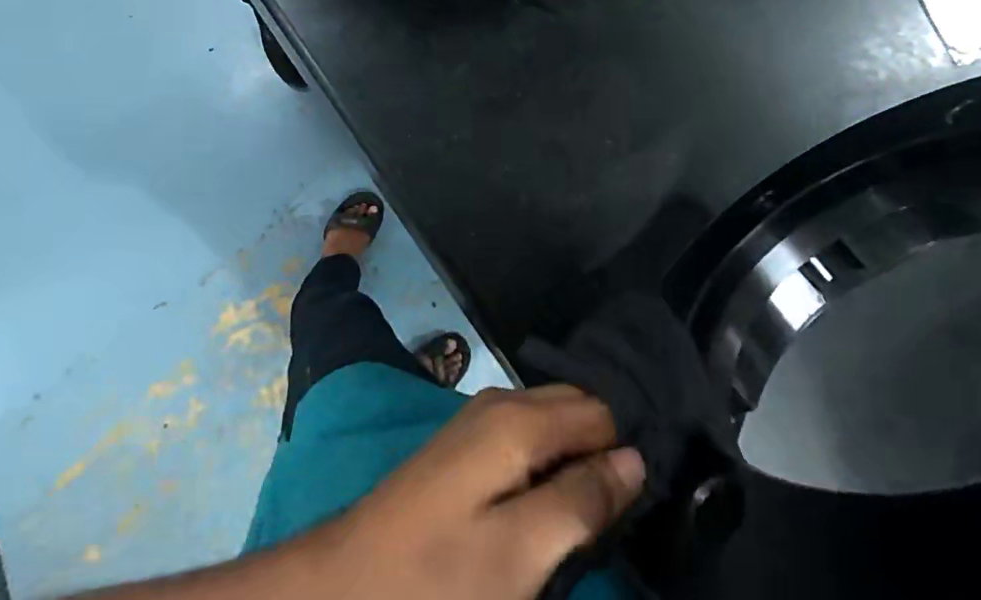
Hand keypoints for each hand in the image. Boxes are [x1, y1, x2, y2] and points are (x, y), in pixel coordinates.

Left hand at [321, 385, 644, 599]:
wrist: (345, 583)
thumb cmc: (437, 575)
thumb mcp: (520, 553)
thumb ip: (582, 501)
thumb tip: (636, 458)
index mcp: (520, 418)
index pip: (604, 412)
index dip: (624, 452)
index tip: (635, 500)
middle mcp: (502, 400)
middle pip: (579, 406)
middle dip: (603, 447)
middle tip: (613, 509)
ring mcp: (479, 418)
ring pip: (553, 418)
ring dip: (575, 455)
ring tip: (585, 509)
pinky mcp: (465, 442)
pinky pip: (527, 433)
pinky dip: (547, 458)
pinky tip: (546, 497)